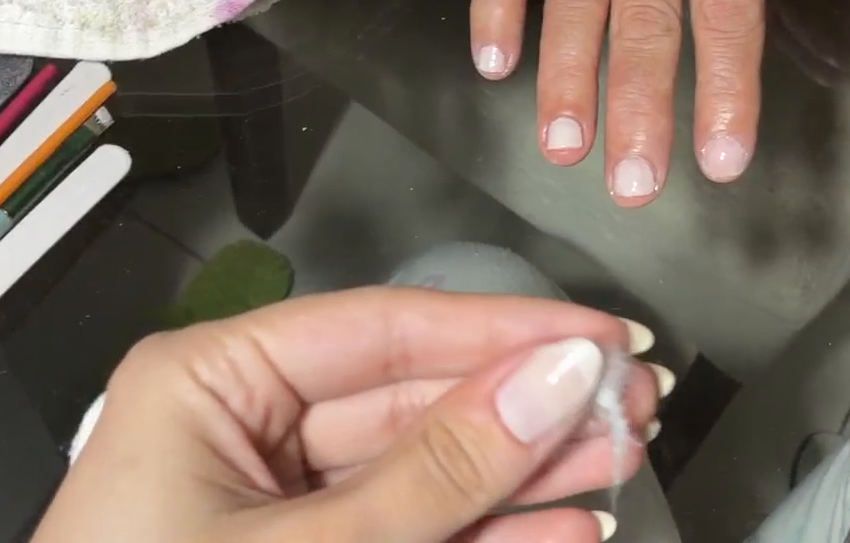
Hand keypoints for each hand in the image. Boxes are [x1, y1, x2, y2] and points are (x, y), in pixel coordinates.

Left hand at [34, 287, 661, 542]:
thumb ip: (438, 469)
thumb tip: (562, 372)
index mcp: (214, 380)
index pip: (386, 328)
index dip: (503, 327)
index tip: (604, 335)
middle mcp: (250, 423)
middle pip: (417, 396)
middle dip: (528, 403)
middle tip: (636, 396)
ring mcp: (283, 501)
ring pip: (427, 467)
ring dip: (527, 470)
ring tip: (623, 453)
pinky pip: (414, 535)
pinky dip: (491, 537)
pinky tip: (569, 529)